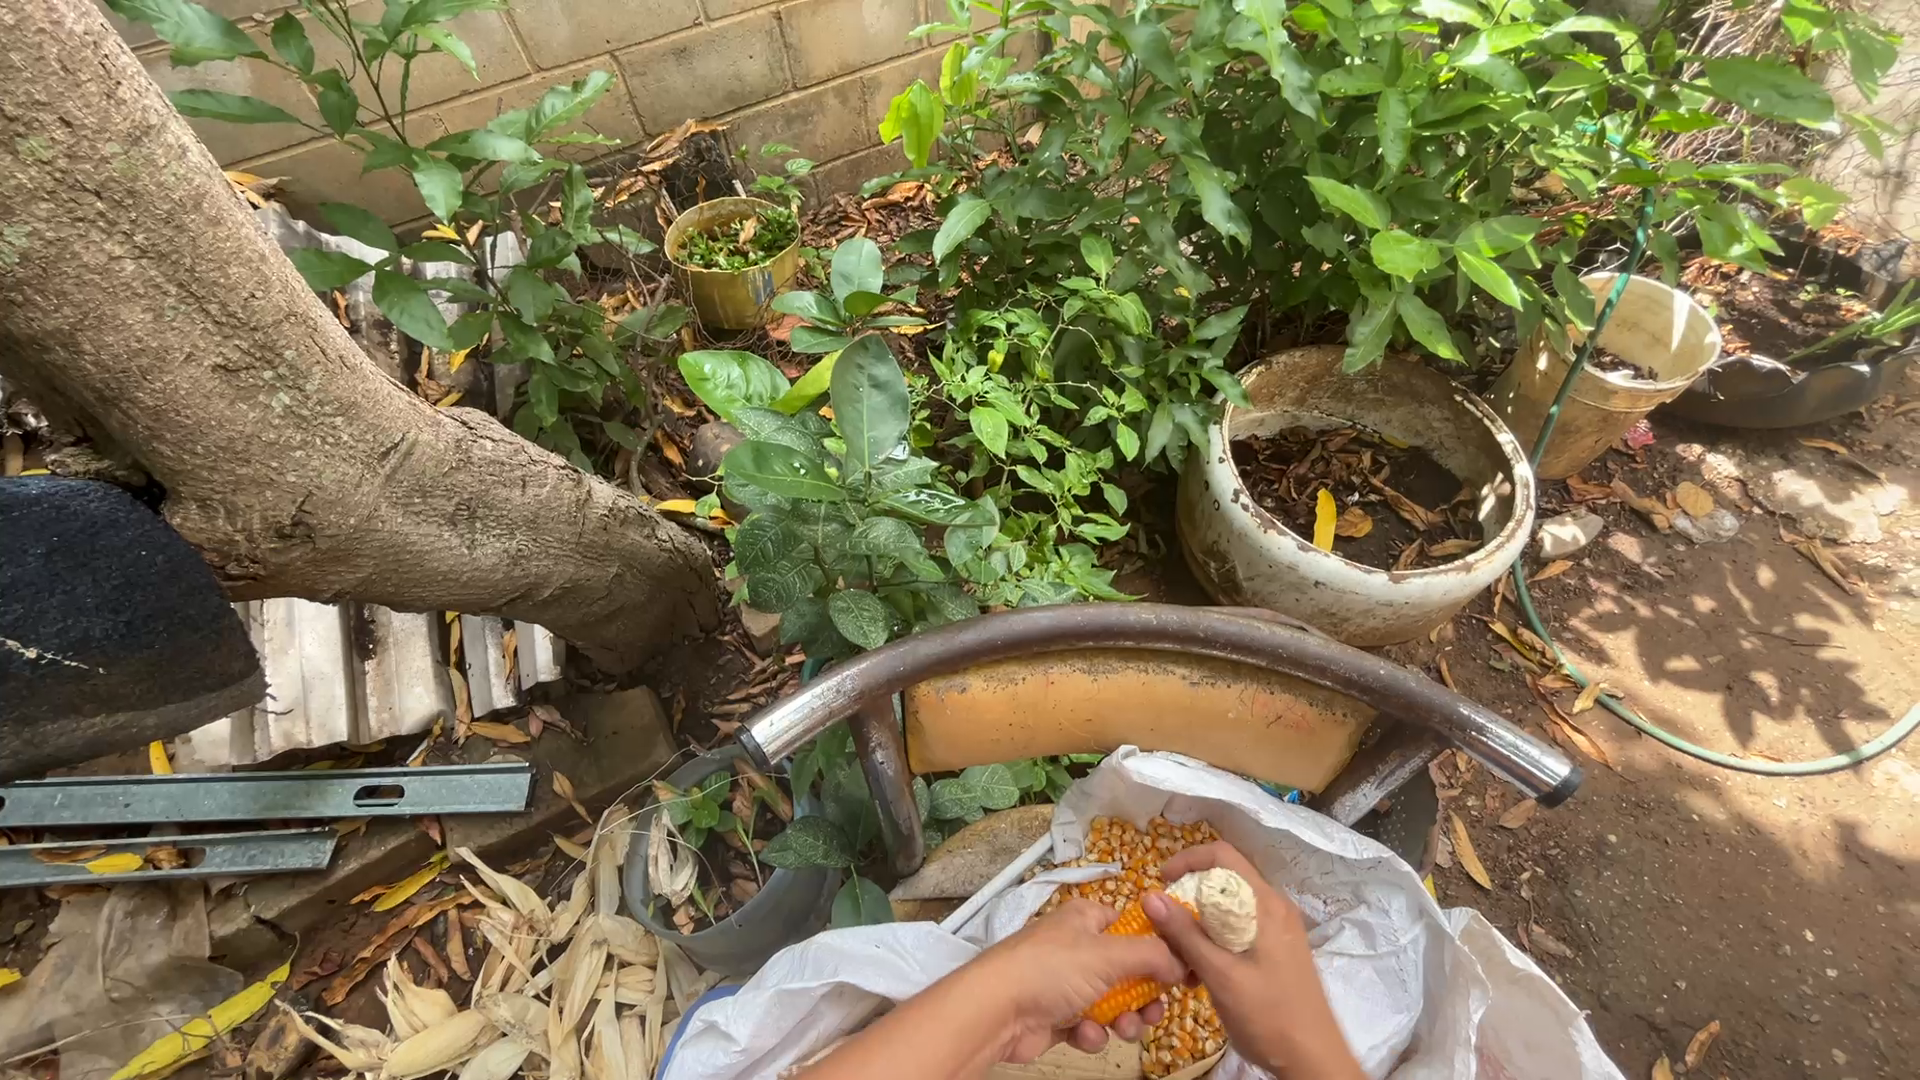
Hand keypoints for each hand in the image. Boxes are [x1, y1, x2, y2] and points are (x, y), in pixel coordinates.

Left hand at [970, 898, 1186, 1061]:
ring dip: (1122, 1019)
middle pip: (1128, 971)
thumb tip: (1182, 960)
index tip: (1181, 971)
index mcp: (1087, 918)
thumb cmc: (1052, 969)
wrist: (999, 1009)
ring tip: (1121, 1027)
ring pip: (1113, 1002)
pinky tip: (1083, 1033)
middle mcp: (1079, 945)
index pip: (1132, 926)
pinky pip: (1090, 1025)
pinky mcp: (1058, 1015)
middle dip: (1143, 996)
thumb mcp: (1107, 954)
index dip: (1157, 947)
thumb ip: (1151, 955)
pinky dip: (1091, 1032)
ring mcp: (1068, 981)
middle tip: (1152, 1012)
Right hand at [1144, 843, 1365, 1079]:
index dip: (1187, 859)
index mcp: (1265, 904)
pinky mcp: (1279, 948)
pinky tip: (1203, 967)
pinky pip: (1239, 925)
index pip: (1222, 855)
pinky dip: (1216, 935)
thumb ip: (1185, 934)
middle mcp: (1274, 906)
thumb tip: (1149, 896)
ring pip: (1229, 904)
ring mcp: (1279, 928)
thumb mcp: (1220, 975)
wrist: (1317, 1065)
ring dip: (1200, 919)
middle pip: (1224, 878)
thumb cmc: (1270, 1017)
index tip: (1162, 881)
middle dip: (1189, 894)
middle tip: (1166, 920)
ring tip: (1180, 951)